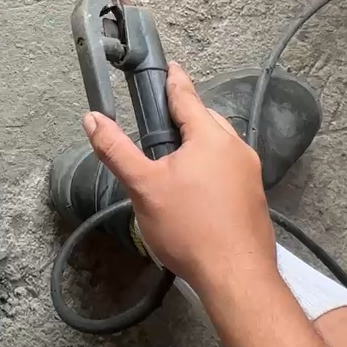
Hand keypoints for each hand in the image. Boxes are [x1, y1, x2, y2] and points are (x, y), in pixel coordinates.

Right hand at [82, 63, 274, 295]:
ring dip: (198, 141)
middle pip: (206, 119)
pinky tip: (193, 185)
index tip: (170, 65)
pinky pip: (229, 167)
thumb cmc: (190, 228)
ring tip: (172, 154)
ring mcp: (251, 176)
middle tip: (158, 119)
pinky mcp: (255, 200)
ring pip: (220, 144)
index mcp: (211, 138)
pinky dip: (210, 164)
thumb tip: (92, 119)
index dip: (174, 80)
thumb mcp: (143, 186)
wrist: (238, 281)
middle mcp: (237, 149)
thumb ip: (116, 149)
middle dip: (185, 114)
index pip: (188, 97)